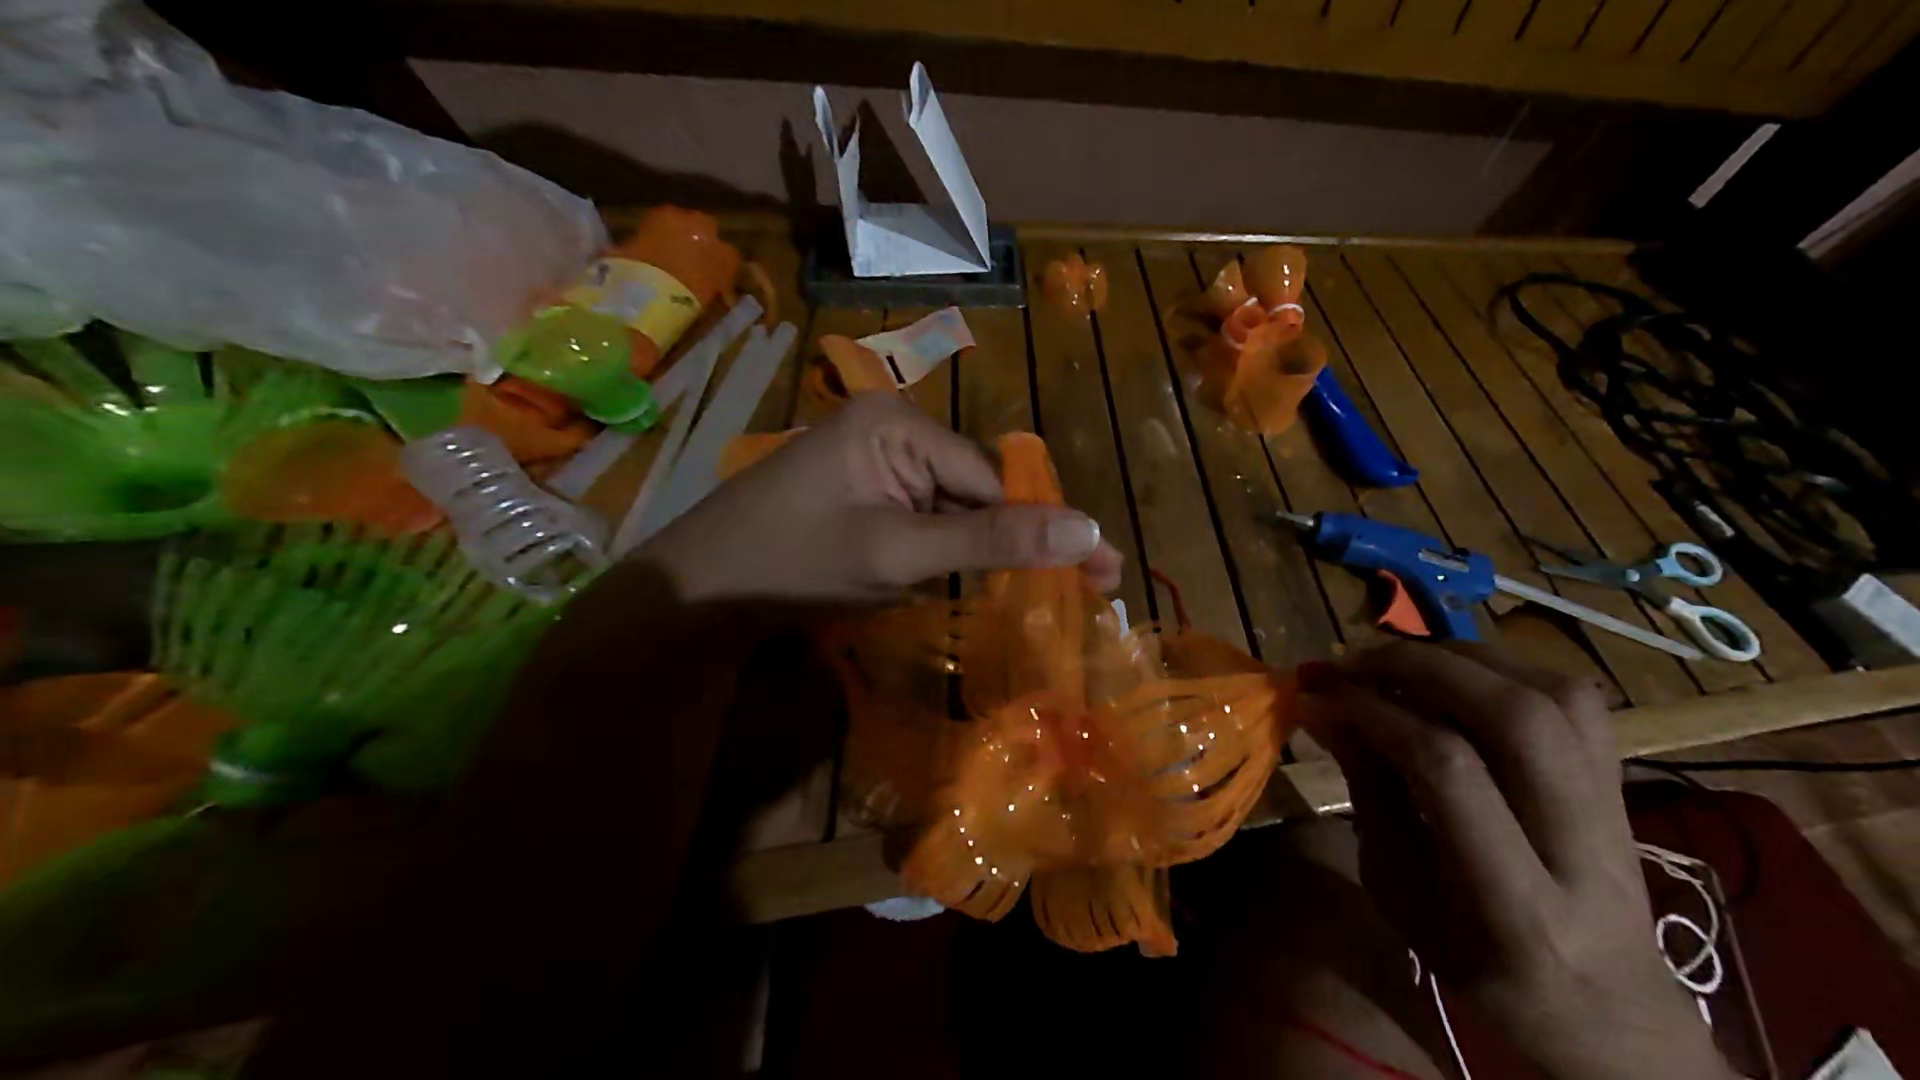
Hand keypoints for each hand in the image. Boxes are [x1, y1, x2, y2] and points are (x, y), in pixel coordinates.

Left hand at [638, 393, 1124, 602]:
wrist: (701, 588)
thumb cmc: (793, 564)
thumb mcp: (898, 554)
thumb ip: (991, 539)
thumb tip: (1090, 529)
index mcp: (901, 422)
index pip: (992, 478)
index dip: (1040, 529)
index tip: (1100, 573)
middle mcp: (893, 425)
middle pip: (976, 487)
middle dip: (1012, 538)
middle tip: (1081, 586)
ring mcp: (875, 456)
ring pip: (952, 504)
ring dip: (976, 547)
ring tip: (1023, 591)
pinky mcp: (862, 485)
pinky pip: (922, 512)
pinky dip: (942, 547)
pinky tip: (951, 576)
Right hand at [1298, 643, 1734, 1079]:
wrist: (1607, 1012)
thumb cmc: (1477, 967)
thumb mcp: (1398, 892)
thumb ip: (1369, 794)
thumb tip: (1323, 709)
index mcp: (1518, 905)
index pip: (1448, 770)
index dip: (1375, 714)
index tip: (1318, 692)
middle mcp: (1582, 848)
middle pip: (1516, 718)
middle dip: (1419, 669)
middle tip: (1353, 661)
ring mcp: (1618, 810)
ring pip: (1554, 696)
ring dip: (1462, 658)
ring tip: (1400, 660)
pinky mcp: (1624, 784)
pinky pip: (1574, 699)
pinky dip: (1503, 667)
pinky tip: (1456, 673)